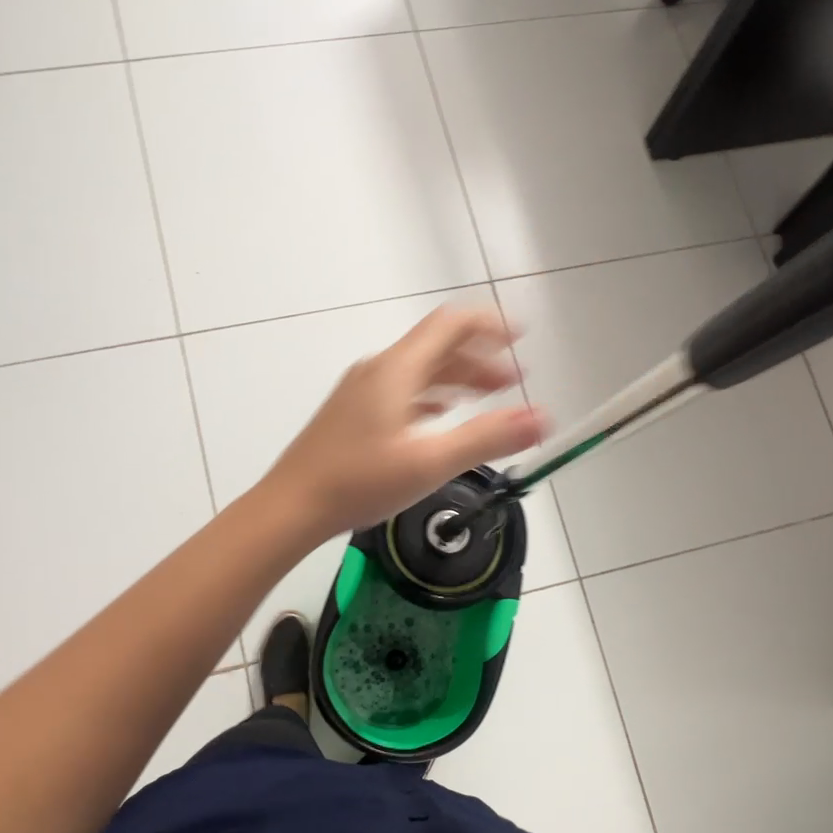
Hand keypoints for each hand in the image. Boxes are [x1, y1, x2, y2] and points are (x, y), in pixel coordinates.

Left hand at [261, 306, 545, 539]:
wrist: (290, 507)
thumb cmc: (359, 482)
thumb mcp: (430, 463)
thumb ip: (488, 438)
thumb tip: (542, 418)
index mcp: (397, 370)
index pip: (450, 325)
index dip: (490, 324)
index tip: (521, 337)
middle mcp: (378, 371)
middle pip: (437, 348)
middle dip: (480, 360)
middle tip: (514, 382)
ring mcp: (360, 392)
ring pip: (419, 372)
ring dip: (457, 380)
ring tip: (487, 401)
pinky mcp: (351, 415)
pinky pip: (401, 391)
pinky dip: (431, 396)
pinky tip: (440, 418)